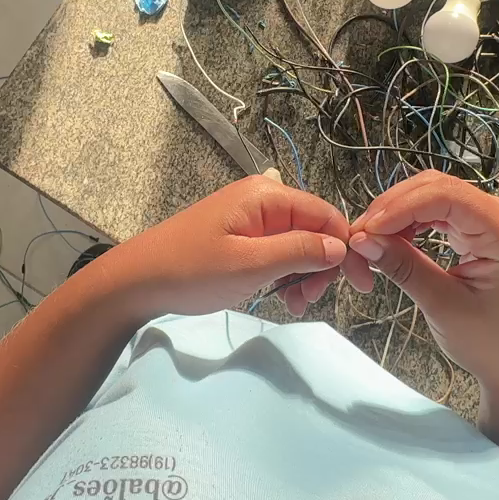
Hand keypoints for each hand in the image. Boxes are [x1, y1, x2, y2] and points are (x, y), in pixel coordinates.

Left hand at [88, 176, 368, 319]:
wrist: (137, 281)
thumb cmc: (191, 270)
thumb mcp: (250, 265)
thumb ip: (299, 251)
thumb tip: (340, 246)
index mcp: (266, 195)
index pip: (326, 214)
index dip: (346, 248)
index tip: (360, 285)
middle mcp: (262, 199)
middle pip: (314, 228)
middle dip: (321, 265)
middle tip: (310, 301)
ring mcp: (250, 218)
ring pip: (297, 243)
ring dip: (303, 274)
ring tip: (292, 304)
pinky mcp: (240, 237)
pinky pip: (277, 251)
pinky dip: (284, 274)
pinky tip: (280, 296)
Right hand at [347, 171, 498, 386]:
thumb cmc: (492, 344)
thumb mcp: (443, 306)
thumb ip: (404, 267)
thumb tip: (362, 241)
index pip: (446, 196)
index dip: (401, 207)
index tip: (367, 230)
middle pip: (437, 188)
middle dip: (393, 207)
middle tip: (360, 235)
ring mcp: (493, 220)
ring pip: (433, 195)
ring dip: (398, 213)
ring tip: (370, 239)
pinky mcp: (481, 229)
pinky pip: (439, 211)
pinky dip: (410, 222)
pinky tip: (391, 239)